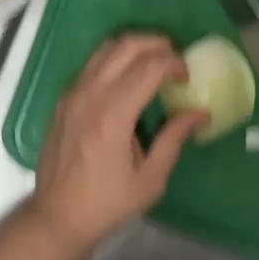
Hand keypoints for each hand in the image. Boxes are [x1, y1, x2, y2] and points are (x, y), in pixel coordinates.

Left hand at [27, 34, 207, 254]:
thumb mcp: (150, 179)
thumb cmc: (107, 203)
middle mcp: (90, 93)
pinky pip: (92, 64)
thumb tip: (200, 113)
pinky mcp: (64, 98)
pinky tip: (128, 78)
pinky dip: (114, 59)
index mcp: (113, 114)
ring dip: (134, 46)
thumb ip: (174, 139)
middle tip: (175, 57)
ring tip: (154, 61)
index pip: (148, 67)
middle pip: (125, 45)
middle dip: (156, 43)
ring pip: (105, 49)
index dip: (173, 63)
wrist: (57, 216)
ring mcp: (73, 92)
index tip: (187, 76)